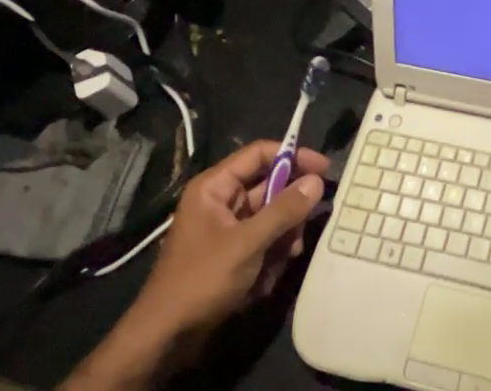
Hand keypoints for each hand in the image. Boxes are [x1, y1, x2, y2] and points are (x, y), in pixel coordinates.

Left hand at [134, 139, 329, 333]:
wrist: (167, 336)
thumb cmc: (201, 280)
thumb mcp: (247, 243)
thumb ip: (284, 210)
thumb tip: (317, 181)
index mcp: (214, 187)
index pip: (259, 154)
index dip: (293, 156)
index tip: (324, 169)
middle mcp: (220, 201)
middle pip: (269, 187)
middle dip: (288, 211)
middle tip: (301, 230)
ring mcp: (226, 228)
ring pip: (270, 217)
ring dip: (281, 238)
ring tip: (282, 259)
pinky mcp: (232, 252)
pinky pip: (263, 241)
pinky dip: (270, 257)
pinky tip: (264, 280)